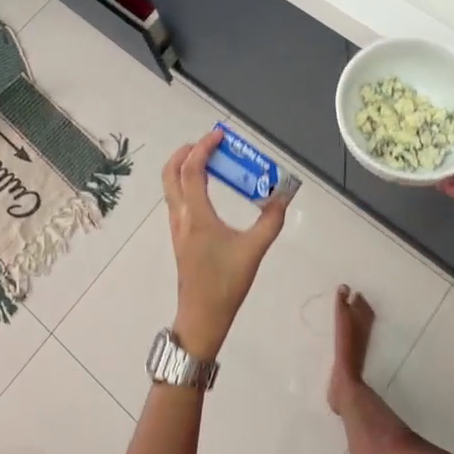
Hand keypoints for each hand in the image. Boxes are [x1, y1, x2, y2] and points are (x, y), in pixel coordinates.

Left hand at [163, 129, 291, 359]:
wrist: (201, 317)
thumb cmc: (225, 283)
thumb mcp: (254, 251)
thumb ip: (270, 221)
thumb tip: (283, 196)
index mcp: (195, 215)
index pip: (191, 170)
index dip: (203, 148)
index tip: (219, 135)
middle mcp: (180, 216)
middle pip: (171, 172)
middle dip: (186, 152)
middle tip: (210, 144)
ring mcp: (177, 227)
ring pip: (171, 186)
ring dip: (186, 167)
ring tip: (212, 163)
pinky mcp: (180, 236)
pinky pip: (177, 199)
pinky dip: (188, 184)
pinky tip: (209, 190)